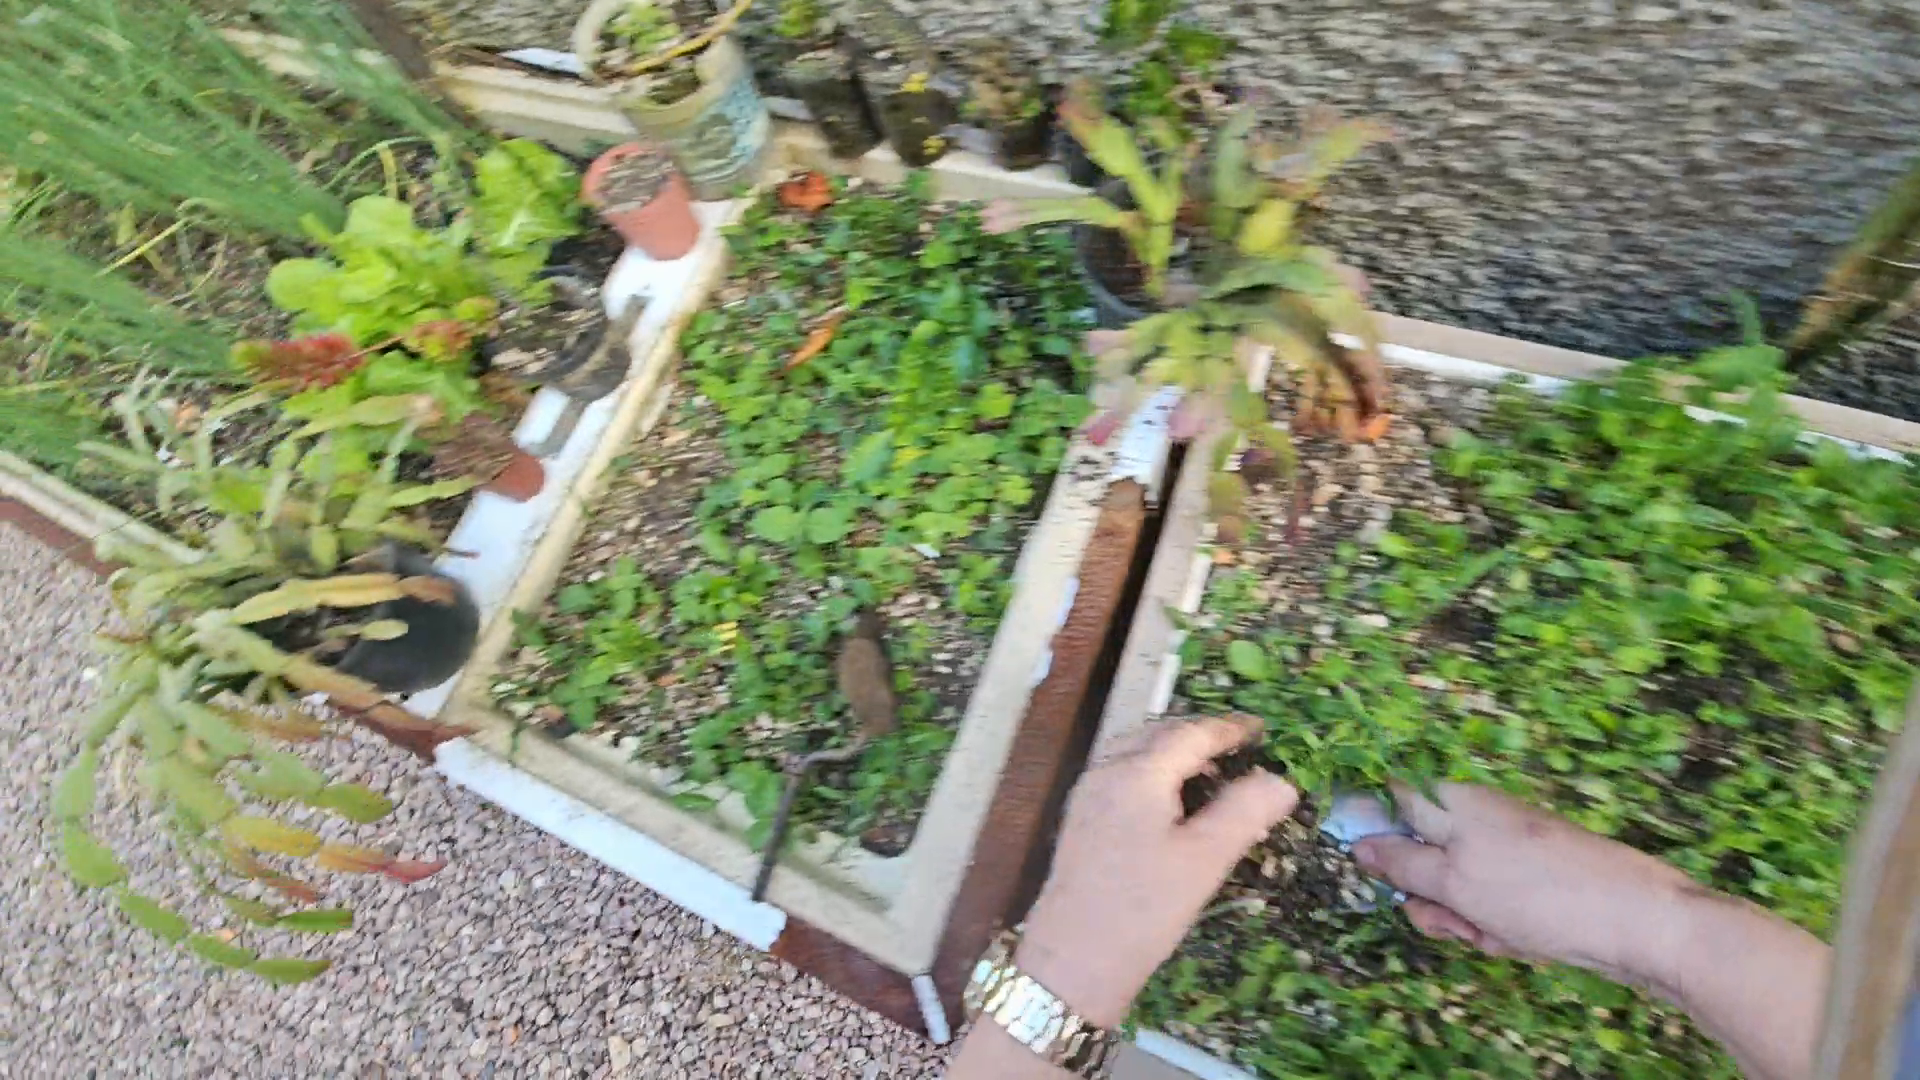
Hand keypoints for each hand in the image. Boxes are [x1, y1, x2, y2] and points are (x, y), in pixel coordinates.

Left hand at [1014, 716, 1298, 1027]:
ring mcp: (1088, 791)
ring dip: (1173, 753)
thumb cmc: (1144, 907)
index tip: (1259, 729)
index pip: (1187, 733)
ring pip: (1136, 751)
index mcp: (1136, 772)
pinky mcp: (1081, 815)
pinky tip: (1171, 803)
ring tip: (1210, 776)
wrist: (1074, 955)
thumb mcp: (1204, 860)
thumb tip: (1282, 780)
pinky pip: (1121, 772)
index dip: (1226, 728)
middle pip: (1157, 734)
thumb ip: (1244, 812)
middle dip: (1198, 736)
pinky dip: (1152, 772)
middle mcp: (1106, 769)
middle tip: (1238, 750)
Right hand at [1352, 782, 1693, 984]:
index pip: (1388, 802)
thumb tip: (1357, 845)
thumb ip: (1400, 864)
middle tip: (1453, 925)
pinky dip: (1496, 918)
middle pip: (1420, 850)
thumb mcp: (1454, 884)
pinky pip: (1492, 891)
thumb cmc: (1538, 895)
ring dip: (1463, 914)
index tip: (1382, 877)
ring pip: (1456, 879)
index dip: (1376, 837)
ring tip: (1494, 936)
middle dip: (1428, 894)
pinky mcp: (1536, 871)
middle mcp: (1474, 814)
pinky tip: (1520, 939)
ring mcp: (1508, 842)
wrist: (1653, 925)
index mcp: (1449, 801)